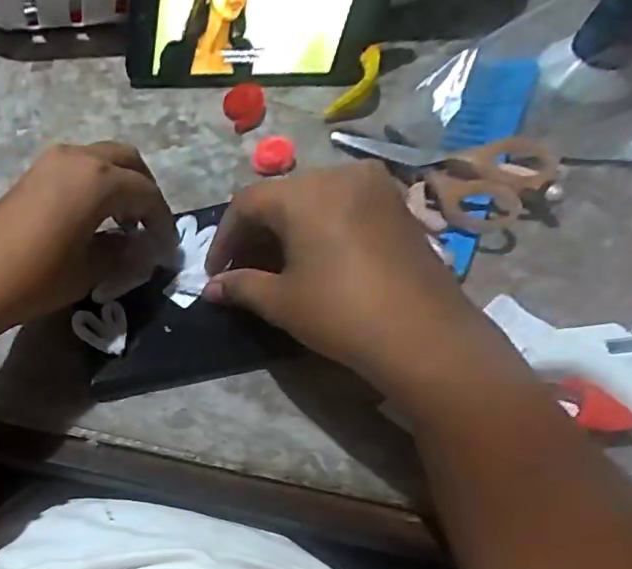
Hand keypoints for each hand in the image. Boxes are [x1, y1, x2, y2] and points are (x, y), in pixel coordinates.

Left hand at [0, 143, 178, 350]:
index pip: (145, 193)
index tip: (168, 248)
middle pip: (127, 161)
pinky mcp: (33, 173)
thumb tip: (139, 246)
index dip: (162, 221)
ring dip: (120, 186)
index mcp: (98, 179)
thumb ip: (122, 252)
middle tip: (150, 226)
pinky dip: (96, 186)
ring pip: (102, 160)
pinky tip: (96, 219)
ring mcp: (51, 160)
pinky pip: (78, 169)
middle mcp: (78, 157)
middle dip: (144, 191)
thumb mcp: (90, 270)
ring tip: (125, 224)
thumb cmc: (39, 278)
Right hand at [203, 163, 513, 393]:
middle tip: (242, 273)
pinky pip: (343, 206)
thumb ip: (241, 287)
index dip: (224, 238)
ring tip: (275, 270)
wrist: (419, 332)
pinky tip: (314, 261)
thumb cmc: (339, 312)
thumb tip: (212, 287)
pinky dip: (318, 228)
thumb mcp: (281, 302)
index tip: (216, 273)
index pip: (247, 202)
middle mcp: (339, 174)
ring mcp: (374, 186)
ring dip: (287, 230)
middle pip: (282, 196)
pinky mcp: (396, 205)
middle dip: (256, 234)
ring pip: (314, 199)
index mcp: (305, 193)